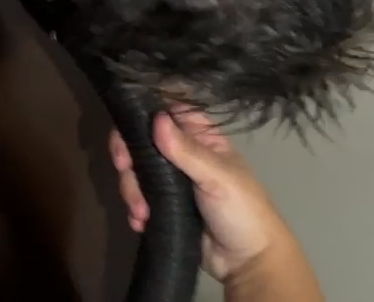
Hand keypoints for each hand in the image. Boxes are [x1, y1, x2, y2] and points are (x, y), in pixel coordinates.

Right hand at [111, 110, 296, 283]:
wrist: (249, 265)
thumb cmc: (244, 211)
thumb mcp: (219, 178)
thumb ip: (187, 150)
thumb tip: (156, 119)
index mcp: (198, 135)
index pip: (164, 109)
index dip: (142, 111)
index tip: (126, 125)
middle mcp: (179, 151)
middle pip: (140, 137)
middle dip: (127, 153)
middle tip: (123, 168)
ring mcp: (168, 178)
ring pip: (134, 168)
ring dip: (131, 187)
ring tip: (141, 212)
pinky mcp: (161, 203)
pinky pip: (136, 195)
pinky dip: (134, 207)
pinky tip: (140, 221)